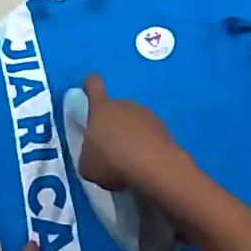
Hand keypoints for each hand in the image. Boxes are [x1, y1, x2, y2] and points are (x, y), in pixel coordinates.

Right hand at [78, 74, 179, 191]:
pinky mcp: (164, 128)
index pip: (94, 84)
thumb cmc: (111, 160)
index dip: (91, 86)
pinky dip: (146, 146)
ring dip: (131, 136)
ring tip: (129, 160)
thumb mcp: (86, 164)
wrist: (153, 166)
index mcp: (102, 108)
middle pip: (116, 109)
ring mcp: (147, 115)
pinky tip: (145, 163)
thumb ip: (89, 154)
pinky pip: (149, 134)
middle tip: (110, 149)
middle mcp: (125, 105)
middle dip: (113, 125)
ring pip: (134, 122)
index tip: (89, 92)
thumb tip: (95, 155)